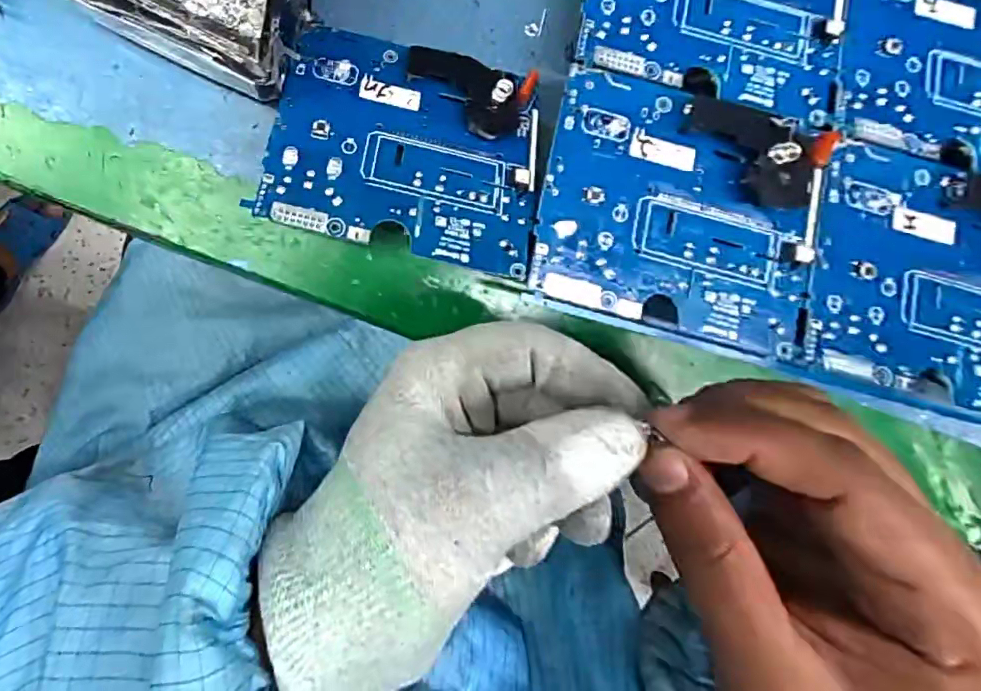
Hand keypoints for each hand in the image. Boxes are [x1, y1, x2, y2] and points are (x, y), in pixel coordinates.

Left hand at [258, 322, 648, 689]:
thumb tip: (632, 433)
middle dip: (582, 448)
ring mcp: (462, 444)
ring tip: (565, 536)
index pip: (533, 348)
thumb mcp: (481, 500)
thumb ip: (559, 462)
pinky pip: (529, 483)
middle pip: (544, 397)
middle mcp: (453, 396)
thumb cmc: (398, 547)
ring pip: (544, 444)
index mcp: (442, 371)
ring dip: (565, 489)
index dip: (591, 376)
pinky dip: (540, 514)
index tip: (643, 426)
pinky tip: (520, 551)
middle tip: (607, 506)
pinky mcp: (470, 490)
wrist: (336, 631)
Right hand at [640, 381, 980, 690]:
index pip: (849, 475)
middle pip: (835, 436)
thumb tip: (658, 457)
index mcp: (959, 608)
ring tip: (673, 445)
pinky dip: (735, 443)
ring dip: (733, 420)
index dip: (748, 435)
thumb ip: (715, 563)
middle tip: (657, 434)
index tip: (663, 429)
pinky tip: (698, 461)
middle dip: (735, 419)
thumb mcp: (766, 674)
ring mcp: (897, 531)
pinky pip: (792, 455)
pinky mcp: (848, 525)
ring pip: (815, 429)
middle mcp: (943, 551)